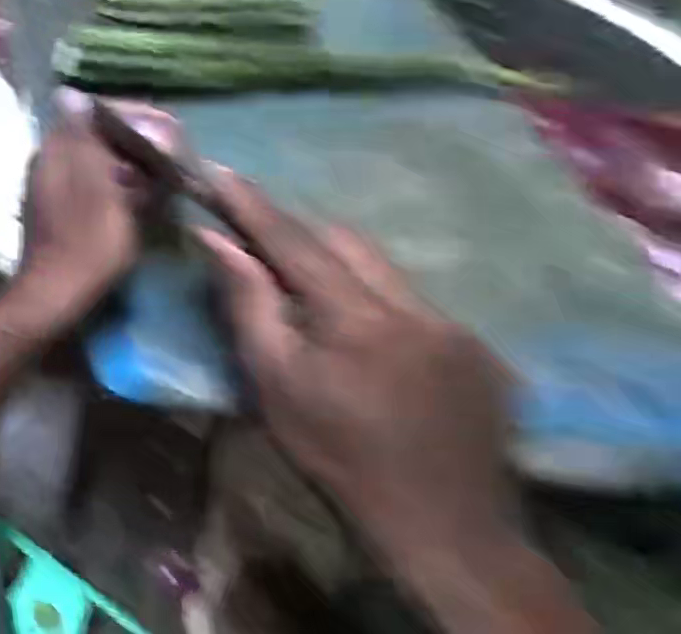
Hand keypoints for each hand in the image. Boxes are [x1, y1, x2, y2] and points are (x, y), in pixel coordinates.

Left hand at [1, 89, 179, 336]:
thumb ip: (84, 139)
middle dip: (138, 141)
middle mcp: (48, 159)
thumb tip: (69, 92)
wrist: (56, 291)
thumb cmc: (85, 240)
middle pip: (99, 134)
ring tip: (166, 179)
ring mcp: (54, 183)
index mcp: (54, 150)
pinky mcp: (63, 205)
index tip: (170, 135)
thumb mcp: (96, 187)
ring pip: (101, 158)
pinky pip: (98, 181)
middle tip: (175, 160)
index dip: (133, 116)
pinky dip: (123, 185)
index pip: (92, 111)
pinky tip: (143, 199)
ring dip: (133, 164)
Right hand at [192, 173, 517, 562]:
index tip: (217, 170)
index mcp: (359, 317)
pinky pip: (407, 298)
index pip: (295, 241)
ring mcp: (456, 329)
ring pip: (380, 267)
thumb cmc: (331, 446)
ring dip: (331, 261)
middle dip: (293, 229)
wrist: (439, 524)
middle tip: (247, 231)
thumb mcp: (270, 374)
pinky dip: (365, 294)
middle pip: (344, 241)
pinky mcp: (478, 351)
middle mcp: (417, 310)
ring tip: (293, 279)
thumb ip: (246, 299)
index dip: (251, 204)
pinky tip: (350, 329)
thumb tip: (215, 238)